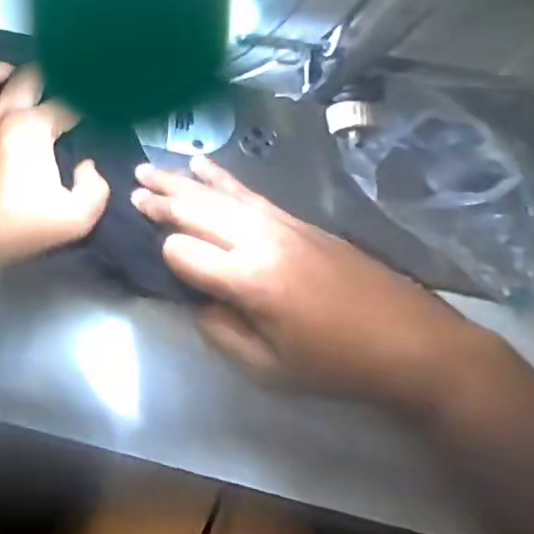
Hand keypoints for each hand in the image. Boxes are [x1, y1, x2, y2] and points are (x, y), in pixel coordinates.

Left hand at [0, 59, 110, 264]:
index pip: (67, 104)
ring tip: (13, 73)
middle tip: (61, 79)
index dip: (86, 102)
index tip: (95, 103)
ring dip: (2, 69)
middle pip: (28, 78)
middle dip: (50, 73)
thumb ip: (94, 188)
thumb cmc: (18, 229)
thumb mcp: (74, 219)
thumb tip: (86, 165)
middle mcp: (2, 115)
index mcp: (34, 128)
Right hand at [133, 155, 496, 410]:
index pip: (184, 254)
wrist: (404, 336)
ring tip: (148, 168)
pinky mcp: (294, 217)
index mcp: (249, 280)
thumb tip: (197, 300)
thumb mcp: (270, 368)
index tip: (153, 261)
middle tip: (129, 187)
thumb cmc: (335, 362)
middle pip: (197, 210)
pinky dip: (219, 176)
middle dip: (160, 200)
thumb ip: (221, 332)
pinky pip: (247, 190)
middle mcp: (259, 238)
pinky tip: (202, 164)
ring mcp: (278, 221)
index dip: (165, 255)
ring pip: (217, 193)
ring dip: (180, 180)